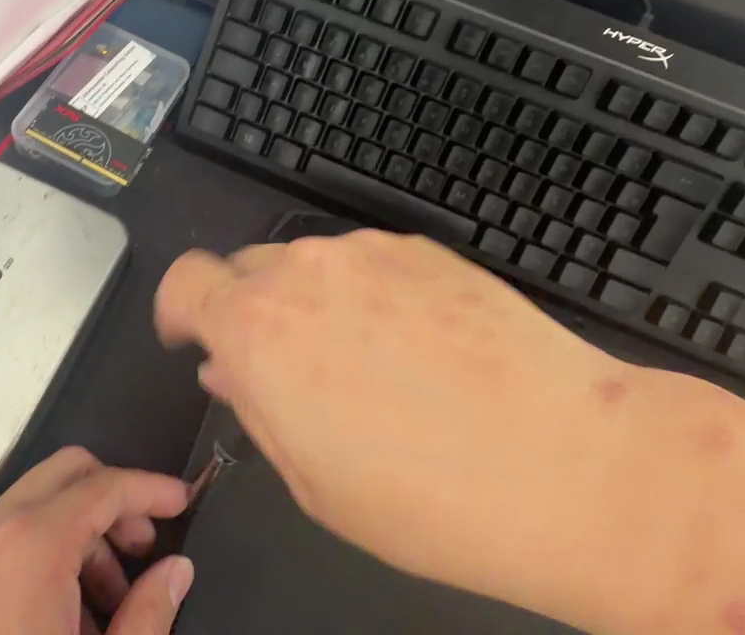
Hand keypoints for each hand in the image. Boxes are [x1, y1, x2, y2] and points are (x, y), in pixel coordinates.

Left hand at [0, 447, 195, 634]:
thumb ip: (147, 615)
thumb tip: (175, 572)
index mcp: (34, 543)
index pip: (108, 486)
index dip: (153, 489)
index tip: (184, 501)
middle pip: (71, 472)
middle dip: (116, 500)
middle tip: (145, 548)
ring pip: (40, 501)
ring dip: (84, 528)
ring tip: (109, 599)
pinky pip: (10, 533)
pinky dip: (48, 546)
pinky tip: (66, 613)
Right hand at [155, 230, 622, 602]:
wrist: (563, 461)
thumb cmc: (433, 494)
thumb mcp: (310, 478)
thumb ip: (254, 406)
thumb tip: (228, 369)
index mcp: (258, 328)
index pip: (184, 283)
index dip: (181, 310)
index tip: (194, 334)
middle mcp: (305, 273)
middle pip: (246, 271)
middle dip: (250, 314)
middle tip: (289, 370)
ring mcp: (369, 253)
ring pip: (310, 266)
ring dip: (314, 305)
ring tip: (366, 368)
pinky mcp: (423, 249)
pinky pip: (369, 263)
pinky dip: (370, 295)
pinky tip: (412, 349)